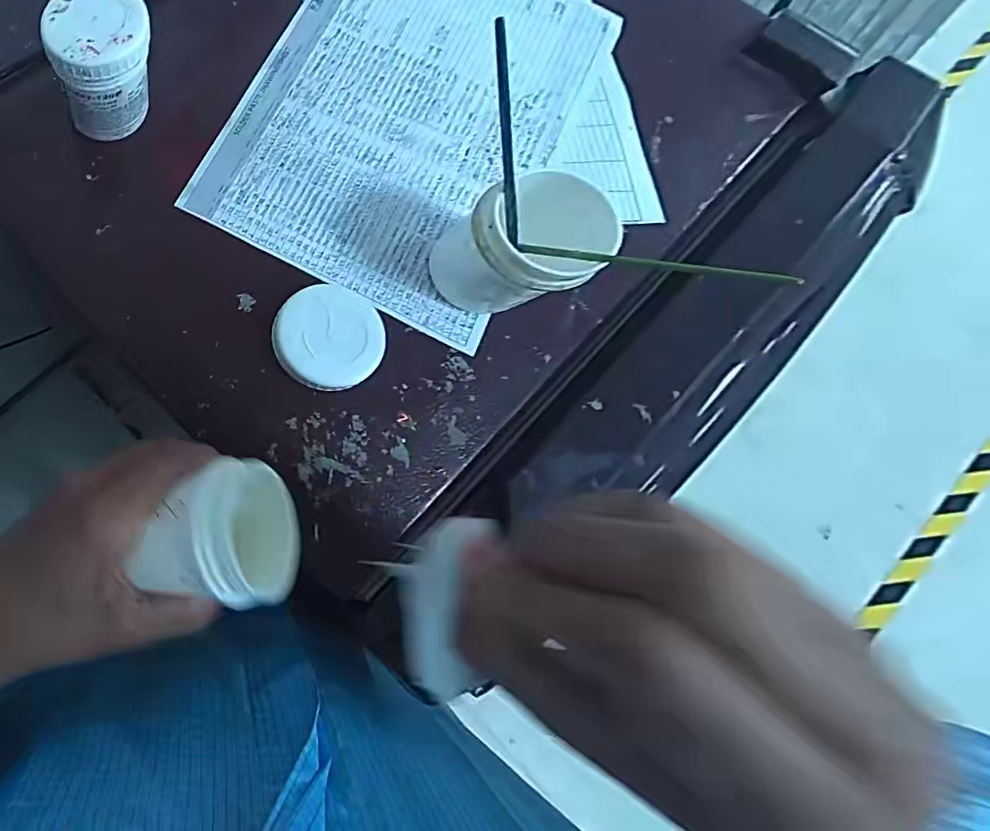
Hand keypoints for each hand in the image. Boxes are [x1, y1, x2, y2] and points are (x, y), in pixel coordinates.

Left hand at [0, 439, 225, 703]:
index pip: (159, 465)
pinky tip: (143, 502)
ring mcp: (66, 490)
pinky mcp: (55, 498)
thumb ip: (177, 616)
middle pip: (142, 453)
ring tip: (186, 488)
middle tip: (214, 478)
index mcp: (107, 514)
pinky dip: (133, 473)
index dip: (195, 457)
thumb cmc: (56, 625)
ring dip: (156, 462)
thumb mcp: (124, 631)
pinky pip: (104, 472)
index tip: (227, 466)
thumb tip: (216, 600)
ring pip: (121, 460)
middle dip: (181, 456)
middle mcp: (86, 489)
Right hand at [458, 493, 950, 830]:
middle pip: (684, 568)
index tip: (470, 585)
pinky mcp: (823, 595)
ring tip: (541, 558)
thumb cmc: (689, 798)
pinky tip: (588, 553)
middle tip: (502, 563)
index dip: (539, 603)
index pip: (651, 655)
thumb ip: (525, 665)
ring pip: (684, 529)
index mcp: (806, 793)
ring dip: (579, 524)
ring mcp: (851, 639)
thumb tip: (463, 573)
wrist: (818, 808)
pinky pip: (690, 523)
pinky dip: (609, 520)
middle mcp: (859, 705)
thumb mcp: (603, 756)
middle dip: (561, 547)